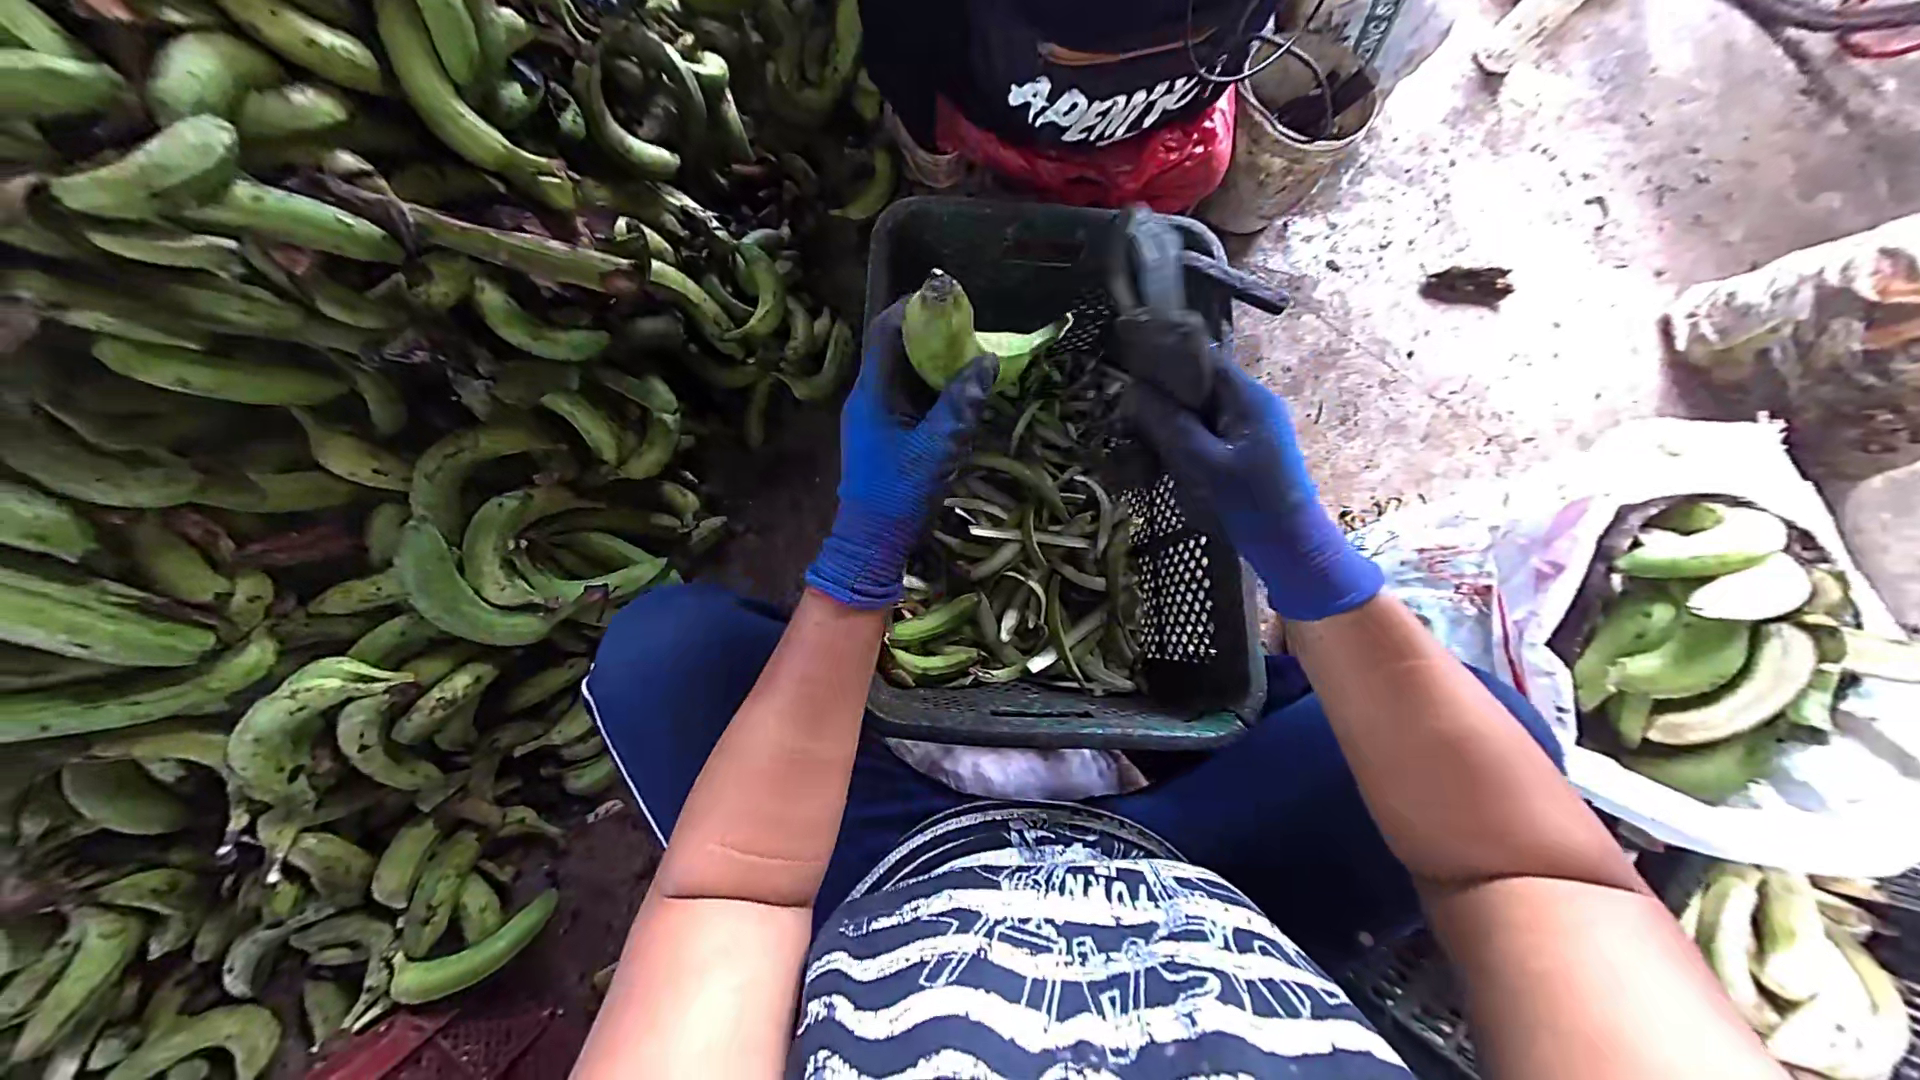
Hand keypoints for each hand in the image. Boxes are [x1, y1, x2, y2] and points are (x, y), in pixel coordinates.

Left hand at [804, 299, 997, 608]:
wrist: (871, 538)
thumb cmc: (899, 494)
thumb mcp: (937, 449)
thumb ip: (962, 404)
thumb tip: (988, 361)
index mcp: (872, 393)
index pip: (885, 332)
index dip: (913, 308)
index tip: (946, 299)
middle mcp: (867, 396)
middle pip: (894, 347)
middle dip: (928, 333)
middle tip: (966, 328)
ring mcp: (872, 413)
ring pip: (901, 372)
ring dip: (930, 361)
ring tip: (966, 354)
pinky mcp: (881, 429)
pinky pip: (905, 395)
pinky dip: (929, 386)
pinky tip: (954, 390)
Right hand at [1127, 349, 1381, 620]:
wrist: (1289, 546)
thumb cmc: (1249, 503)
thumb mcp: (1202, 463)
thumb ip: (1169, 424)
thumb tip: (1133, 391)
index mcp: (1247, 397)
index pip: (1201, 359)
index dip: (1165, 364)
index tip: (1131, 381)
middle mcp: (1251, 404)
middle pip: (1198, 385)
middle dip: (1164, 399)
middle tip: (1131, 420)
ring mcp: (1250, 427)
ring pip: (1199, 410)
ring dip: (1171, 423)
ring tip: (1143, 441)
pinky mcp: (1245, 449)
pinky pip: (1207, 432)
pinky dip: (1184, 440)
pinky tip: (1166, 459)